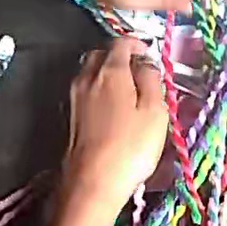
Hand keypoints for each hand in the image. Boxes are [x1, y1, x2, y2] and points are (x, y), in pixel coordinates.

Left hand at [60, 37, 168, 225]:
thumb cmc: (131, 146)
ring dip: (108, 73)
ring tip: (128, 89)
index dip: (137, 44)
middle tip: (139, 69)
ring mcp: (74, 97)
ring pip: (91, 72)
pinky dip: (100, 90)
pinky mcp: (70, 116)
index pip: (121, 43)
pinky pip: (86, 91)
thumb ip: (152, 81)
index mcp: (111, 72)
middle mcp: (87, 78)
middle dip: (119, 56)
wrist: (92, 182)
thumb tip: (146, 64)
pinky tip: (113, 107)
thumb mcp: (155, 111)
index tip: (150, 53)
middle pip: (101, 54)